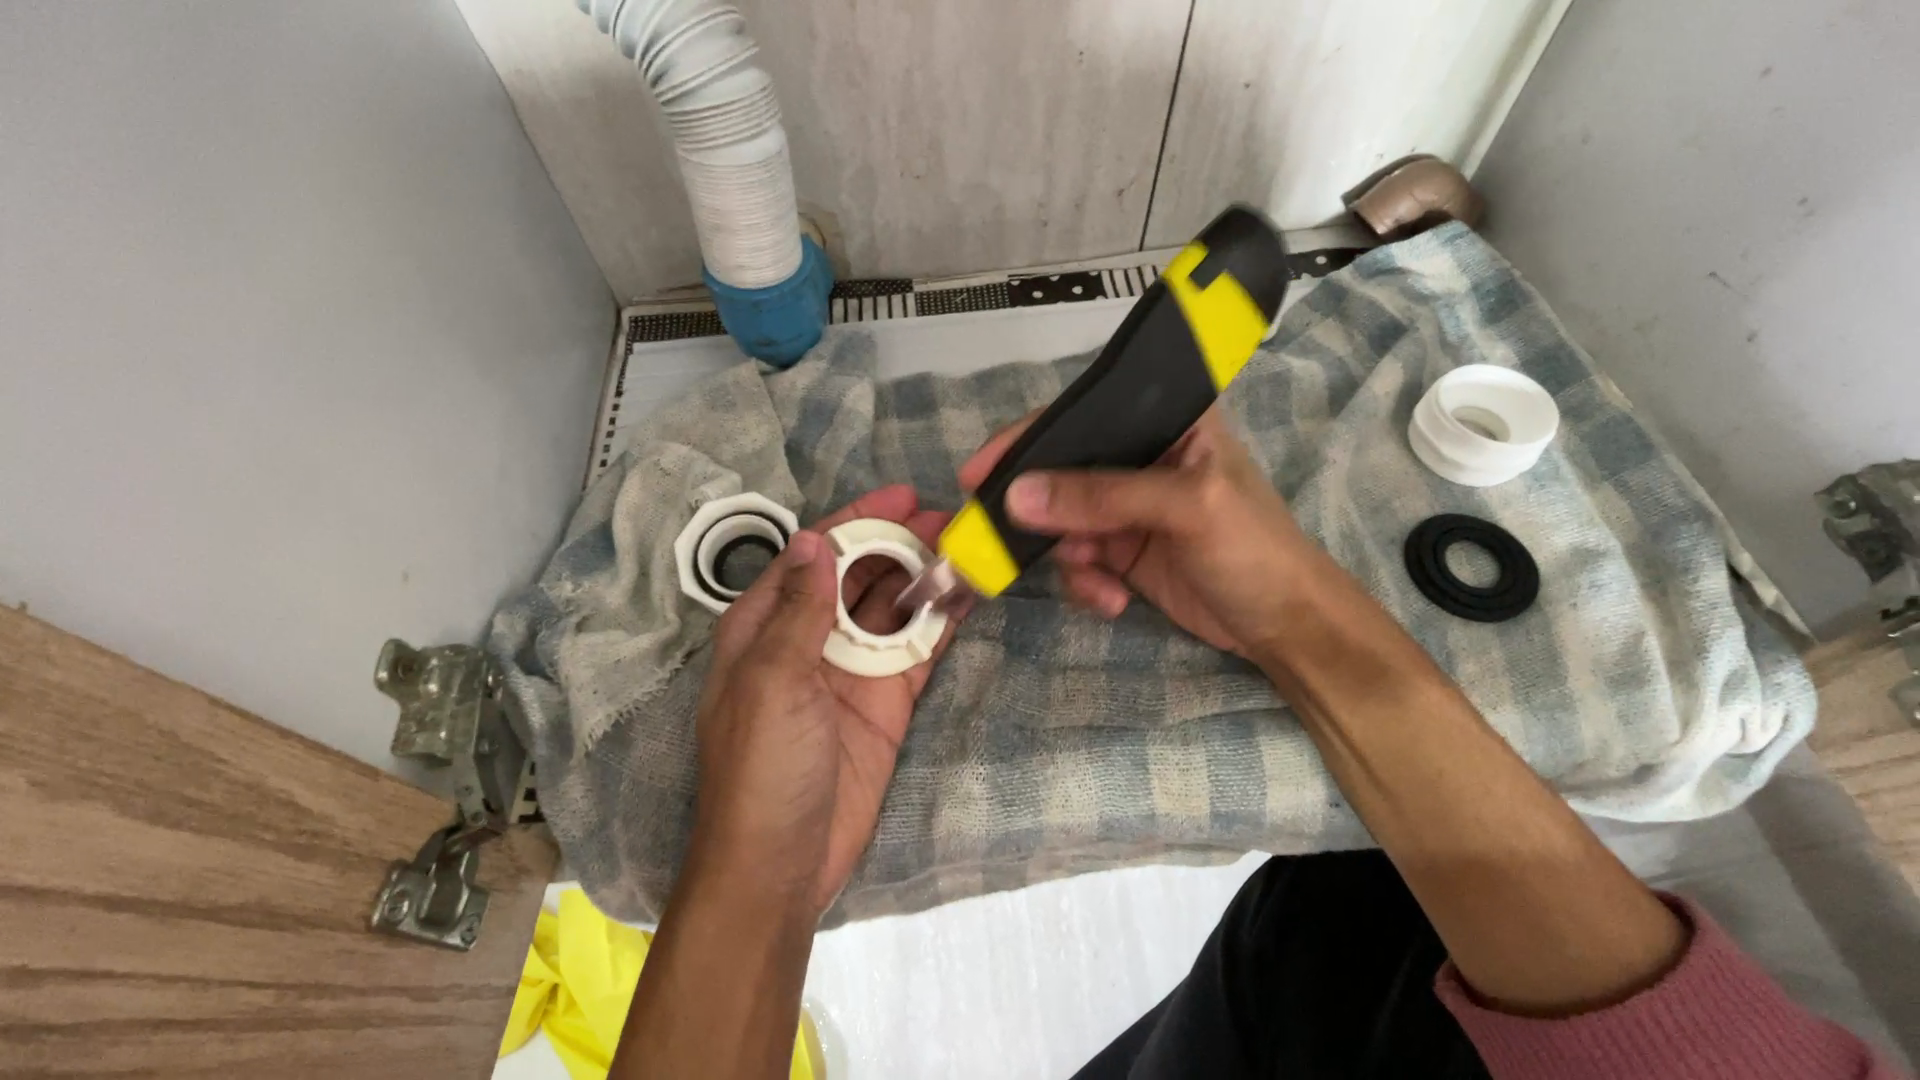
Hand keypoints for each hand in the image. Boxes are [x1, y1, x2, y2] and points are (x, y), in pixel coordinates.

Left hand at [688, 484, 964, 920]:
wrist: (781, 866)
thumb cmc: (763, 767)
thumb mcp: (773, 681)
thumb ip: (800, 610)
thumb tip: (815, 540)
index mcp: (764, 628)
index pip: (813, 557)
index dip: (855, 522)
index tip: (902, 495)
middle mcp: (807, 640)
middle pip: (858, 577)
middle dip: (898, 544)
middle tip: (950, 518)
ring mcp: (850, 672)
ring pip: (892, 610)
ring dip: (924, 577)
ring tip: (966, 546)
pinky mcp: (885, 704)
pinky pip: (915, 653)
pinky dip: (939, 624)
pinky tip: (968, 596)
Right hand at [958, 410, 1324, 658]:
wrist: (1286, 628)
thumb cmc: (1254, 549)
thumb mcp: (1186, 508)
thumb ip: (1103, 497)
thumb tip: (1016, 495)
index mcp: (1168, 421)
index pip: (1083, 414)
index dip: (1028, 438)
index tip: (978, 472)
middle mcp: (1142, 457)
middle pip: (1062, 470)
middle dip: (1038, 508)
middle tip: (998, 537)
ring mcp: (1128, 507)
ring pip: (1063, 521)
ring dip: (1067, 554)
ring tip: (1096, 577)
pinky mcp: (1122, 552)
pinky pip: (1077, 560)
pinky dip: (1083, 582)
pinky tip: (1113, 600)